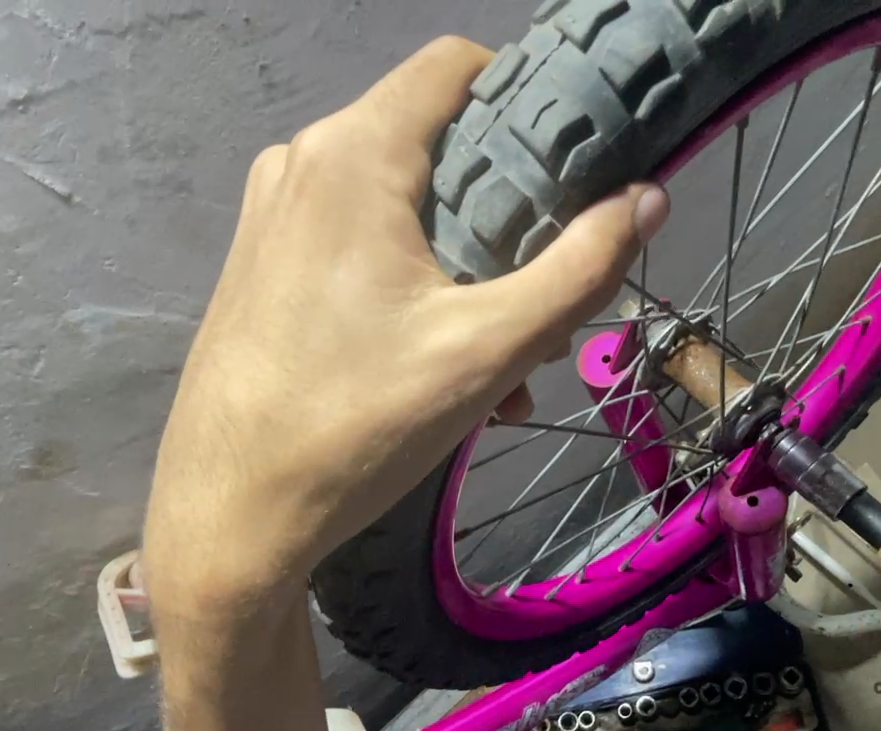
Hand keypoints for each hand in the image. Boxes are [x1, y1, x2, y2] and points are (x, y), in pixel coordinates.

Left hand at [142, 37, 667, 618]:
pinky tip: (446, 380)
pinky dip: (418, 300)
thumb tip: (647, 202)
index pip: (458, 69)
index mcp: (354, 154)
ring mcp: (277, 219)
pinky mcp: (267, 271)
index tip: (575, 176)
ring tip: (506, 370)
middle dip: (510, 226)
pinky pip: (364, 258)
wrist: (234, 510)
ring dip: (472, 280)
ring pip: (406, 216)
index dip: (530, 104)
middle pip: (439, 154)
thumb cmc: (362, 421)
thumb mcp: (487, 349)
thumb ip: (577, 270)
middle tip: (547, 307)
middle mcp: (306, 164)